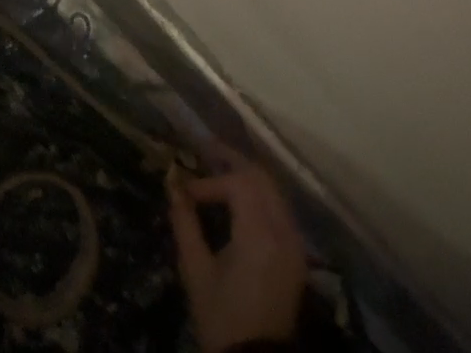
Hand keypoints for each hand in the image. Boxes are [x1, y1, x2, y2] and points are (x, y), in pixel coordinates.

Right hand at [167, 162, 308, 352]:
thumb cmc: (220, 317)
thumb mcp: (195, 270)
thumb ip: (185, 223)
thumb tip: (173, 186)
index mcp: (260, 236)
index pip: (240, 184)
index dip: (210, 182)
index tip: (186, 193)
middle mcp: (284, 232)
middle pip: (263, 178)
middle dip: (233, 162)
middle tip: (204, 152)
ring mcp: (296, 243)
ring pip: (275, 191)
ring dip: (248, 177)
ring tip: (218, 170)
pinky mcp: (297, 254)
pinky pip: (281, 209)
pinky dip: (260, 196)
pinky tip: (239, 198)